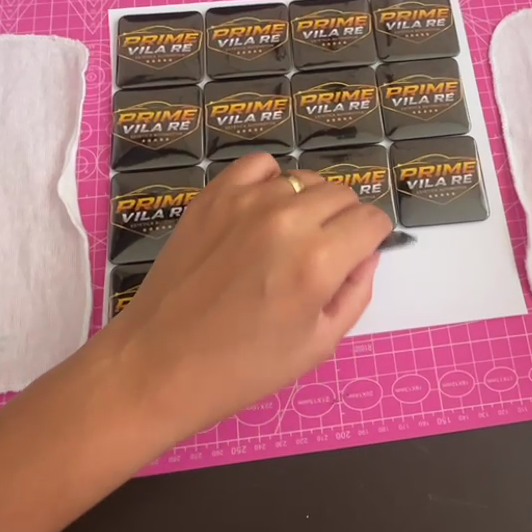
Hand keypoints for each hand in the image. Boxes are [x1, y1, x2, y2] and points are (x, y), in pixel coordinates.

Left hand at [96, 152, 392, 442]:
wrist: (160, 363)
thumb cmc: (242, 367)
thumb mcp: (318, 345)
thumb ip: (356, 292)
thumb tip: (365, 254)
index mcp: (319, 261)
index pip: (372, 220)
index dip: (372, 238)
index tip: (356, 255)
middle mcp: (288, 219)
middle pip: (342, 194)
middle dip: (344, 221)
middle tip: (321, 254)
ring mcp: (247, 201)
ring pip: (304, 179)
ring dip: (308, 203)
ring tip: (286, 238)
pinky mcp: (214, 195)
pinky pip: (261, 165)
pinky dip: (271, 181)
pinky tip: (262, 211)